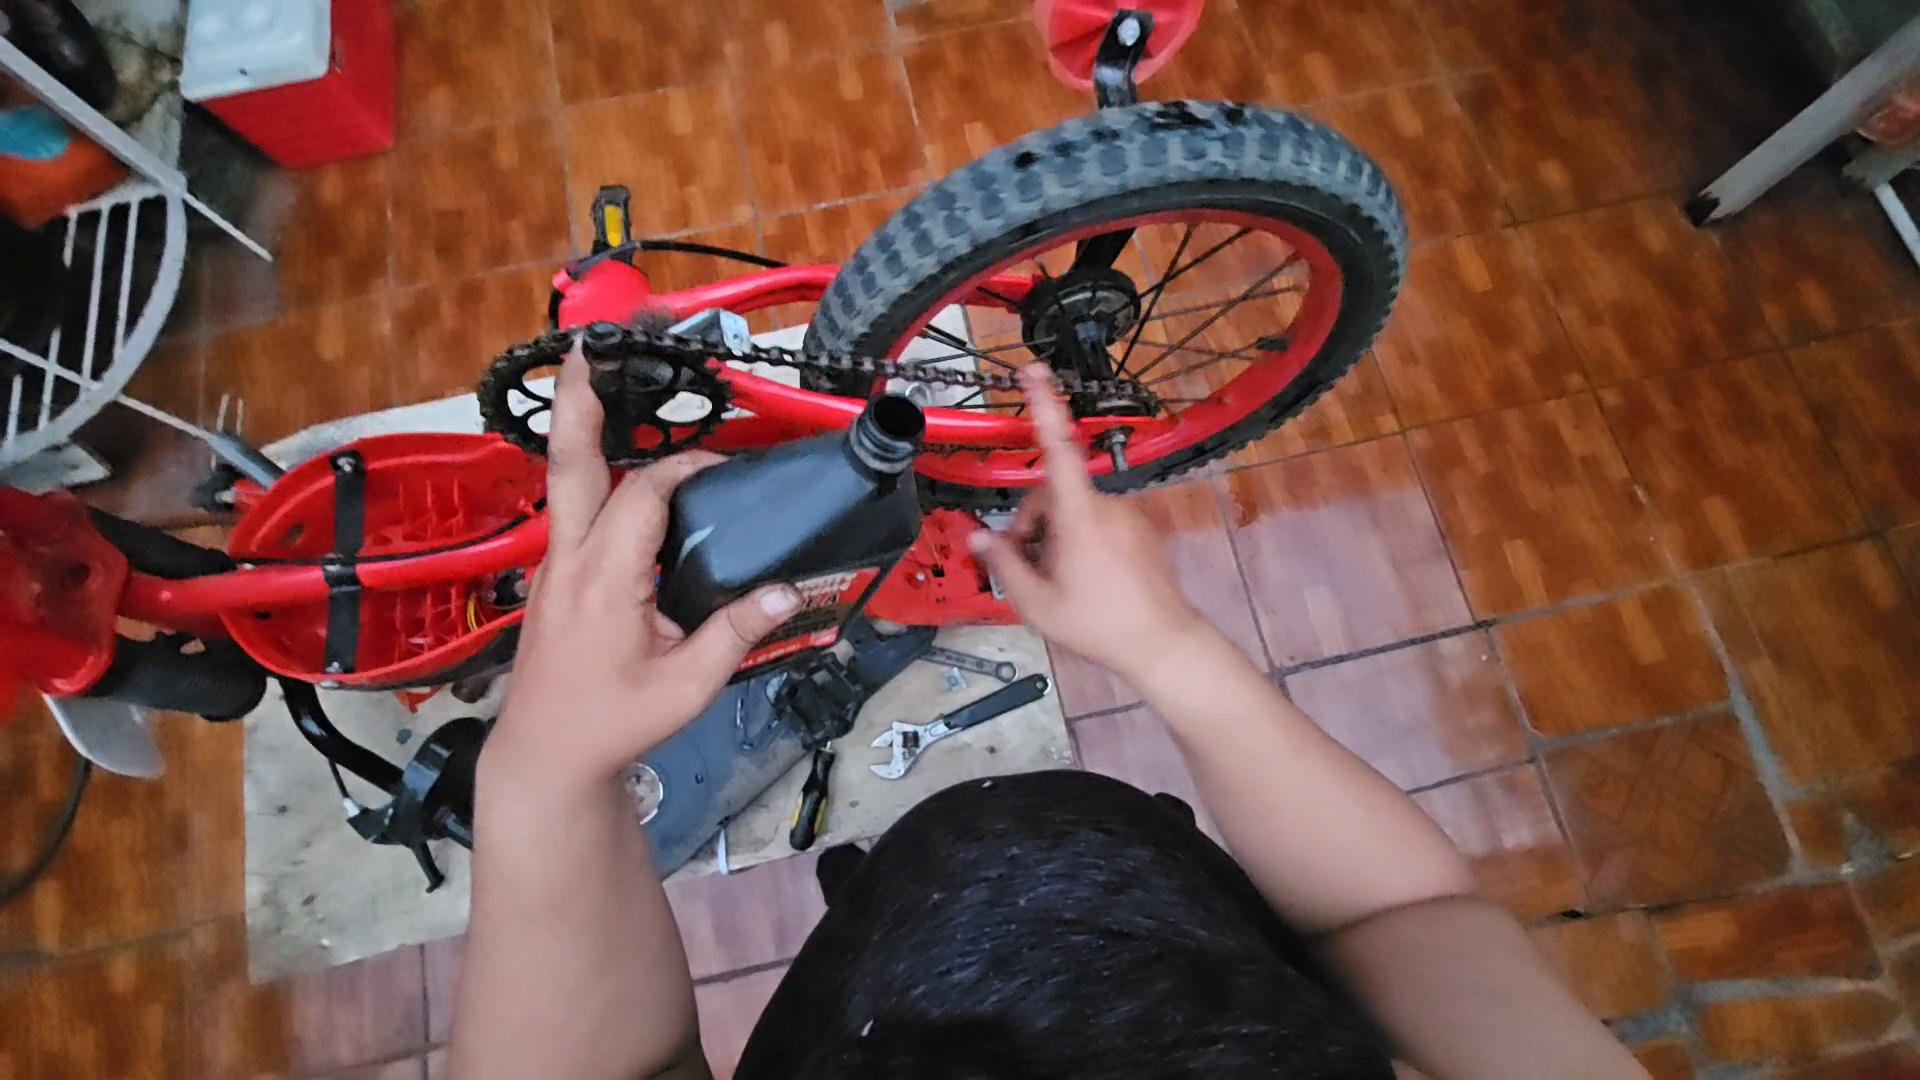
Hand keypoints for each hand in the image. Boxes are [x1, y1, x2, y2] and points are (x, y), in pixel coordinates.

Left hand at [486, 345, 800, 785]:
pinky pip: (576, 511)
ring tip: (598, 385)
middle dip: (578, 403)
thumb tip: (789, 590)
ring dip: (583, 431)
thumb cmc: (615, 721)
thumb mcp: (688, 685)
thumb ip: (736, 632)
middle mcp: (569, 559)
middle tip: (586, 348)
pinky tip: (622, 474)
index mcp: (605, 579)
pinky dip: (595, 476)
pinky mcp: (554, 576)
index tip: (723, 466)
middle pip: (570, 464)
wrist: (545, 755)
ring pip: (566, 483)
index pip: (644, 496)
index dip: (685, 469)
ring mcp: (553, 565)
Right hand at [968, 364, 1208, 677]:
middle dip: (1031, 523)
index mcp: (1080, 515)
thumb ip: (1004, 563)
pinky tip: (1079, 576)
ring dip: (1054, 534)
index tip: (1034, 370)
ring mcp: (1128, 516)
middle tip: (1024, 565)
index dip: (1043, 405)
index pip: (1057, 449)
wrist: (1161, 643)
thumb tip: (978, 537)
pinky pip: (1098, 521)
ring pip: (1074, 510)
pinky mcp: (1140, 530)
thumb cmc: (1097, 623)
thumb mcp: (1036, 602)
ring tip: (1053, 578)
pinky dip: (1079, 539)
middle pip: (1053, 494)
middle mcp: (1107, 505)